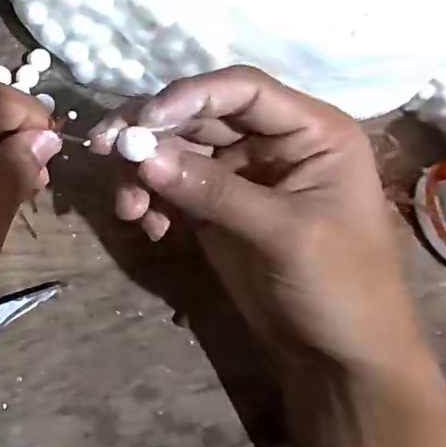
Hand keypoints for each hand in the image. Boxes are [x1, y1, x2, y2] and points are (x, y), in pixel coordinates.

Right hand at [91, 67, 428, 378]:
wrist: (339, 356)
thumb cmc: (341, 287)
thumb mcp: (283, 234)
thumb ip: (213, 191)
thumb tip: (142, 156)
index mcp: (309, 132)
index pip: (241, 90)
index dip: (188, 96)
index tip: (140, 123)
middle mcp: (269, 142)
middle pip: (194, 116)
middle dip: (148, 135)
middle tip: (104, 151)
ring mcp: (237, 174)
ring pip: (172, 149)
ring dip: (141, 173)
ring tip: (129, 210)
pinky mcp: (211, 204)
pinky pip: (166, 185)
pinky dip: (149, 200)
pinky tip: (149, 228)